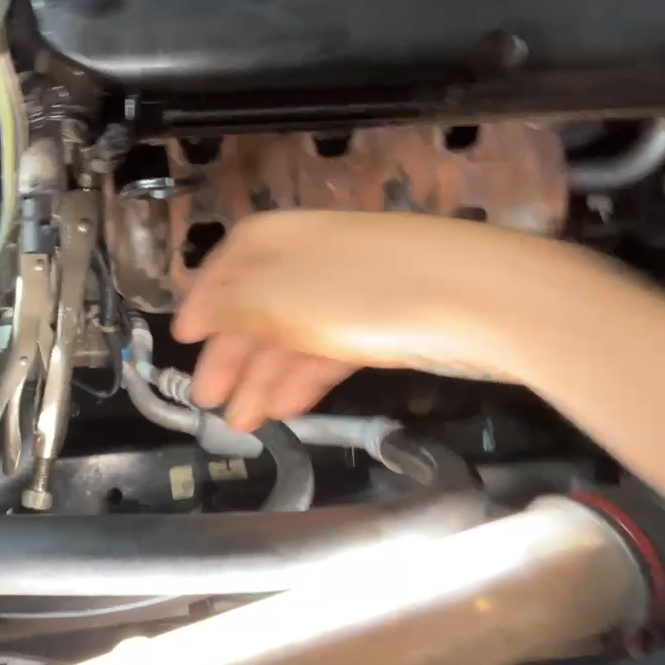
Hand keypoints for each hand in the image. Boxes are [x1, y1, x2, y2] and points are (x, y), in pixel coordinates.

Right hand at [173, 211, 595, 430]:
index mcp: (279, 239)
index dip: (203, 305)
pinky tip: (286, 409)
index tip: (184, 341)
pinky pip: (326, 351)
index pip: (226, 268)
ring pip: (291, 336)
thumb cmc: (364, 292)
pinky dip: (303, 379)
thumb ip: (231, 306)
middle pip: (256, 308)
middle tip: (207, 402)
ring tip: (243, 424)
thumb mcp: (282, 298)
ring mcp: (347, 292)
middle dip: (230, 357)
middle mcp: (308, 260)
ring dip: (263, 380)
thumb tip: (193, 314)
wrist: (481, 300)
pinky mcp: (381, 324)